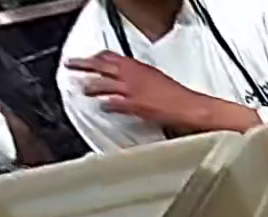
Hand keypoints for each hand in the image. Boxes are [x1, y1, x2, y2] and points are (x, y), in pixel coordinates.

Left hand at [65, 51, 254, 131]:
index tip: (91, 59)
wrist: (195, 109)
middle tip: (71, 66)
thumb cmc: (184, 99)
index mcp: (138, 67)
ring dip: (89, 86)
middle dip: (83, 65)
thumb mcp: (161, 81)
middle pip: (99, 65)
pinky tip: (102, 108)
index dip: (97, 57)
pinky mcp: (136, 106)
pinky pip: (114, 103)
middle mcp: (131, 75)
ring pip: (102, 83)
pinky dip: (106, 105)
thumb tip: (139, 83)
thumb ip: (146, 79)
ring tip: (82, 89)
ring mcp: (132, 90)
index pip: (110, 56)